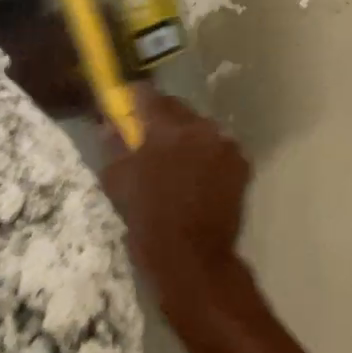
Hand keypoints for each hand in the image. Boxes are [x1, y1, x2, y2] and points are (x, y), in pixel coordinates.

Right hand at [101, 86, 251, 317]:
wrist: (192, 258)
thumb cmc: (147, 220)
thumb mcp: (117, 181)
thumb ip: (113, 145)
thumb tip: (109, 124)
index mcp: (165, 128)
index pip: (146, 94)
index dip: (133, 98)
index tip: (125, 106)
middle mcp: (200, 128)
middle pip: (177, 108)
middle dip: (162, 118)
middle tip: (149, 137)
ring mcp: (225, 145)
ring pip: (201, 128)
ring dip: (187, 137)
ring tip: (176, 162)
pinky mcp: (241, 164)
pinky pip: (219, 148)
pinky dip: (208, 155)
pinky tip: (198, 176)